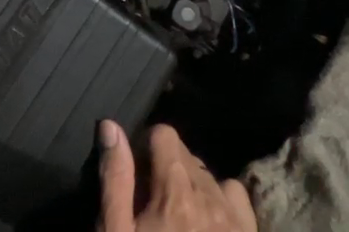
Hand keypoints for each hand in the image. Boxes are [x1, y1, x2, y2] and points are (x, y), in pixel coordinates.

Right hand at [99, 121, 255, 231]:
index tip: (136, 172)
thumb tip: (111, 126)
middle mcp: (211, 196)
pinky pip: (237, 197)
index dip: (146, 146)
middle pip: (188, 155)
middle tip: (150, 200)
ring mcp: (236, 220)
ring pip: (212, 177)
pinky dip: (221, 201)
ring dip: (193, 185)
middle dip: (167, 166)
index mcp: (175, 189)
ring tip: (178, 216)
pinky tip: (207, 223)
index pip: (165, 135)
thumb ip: (115, 178)